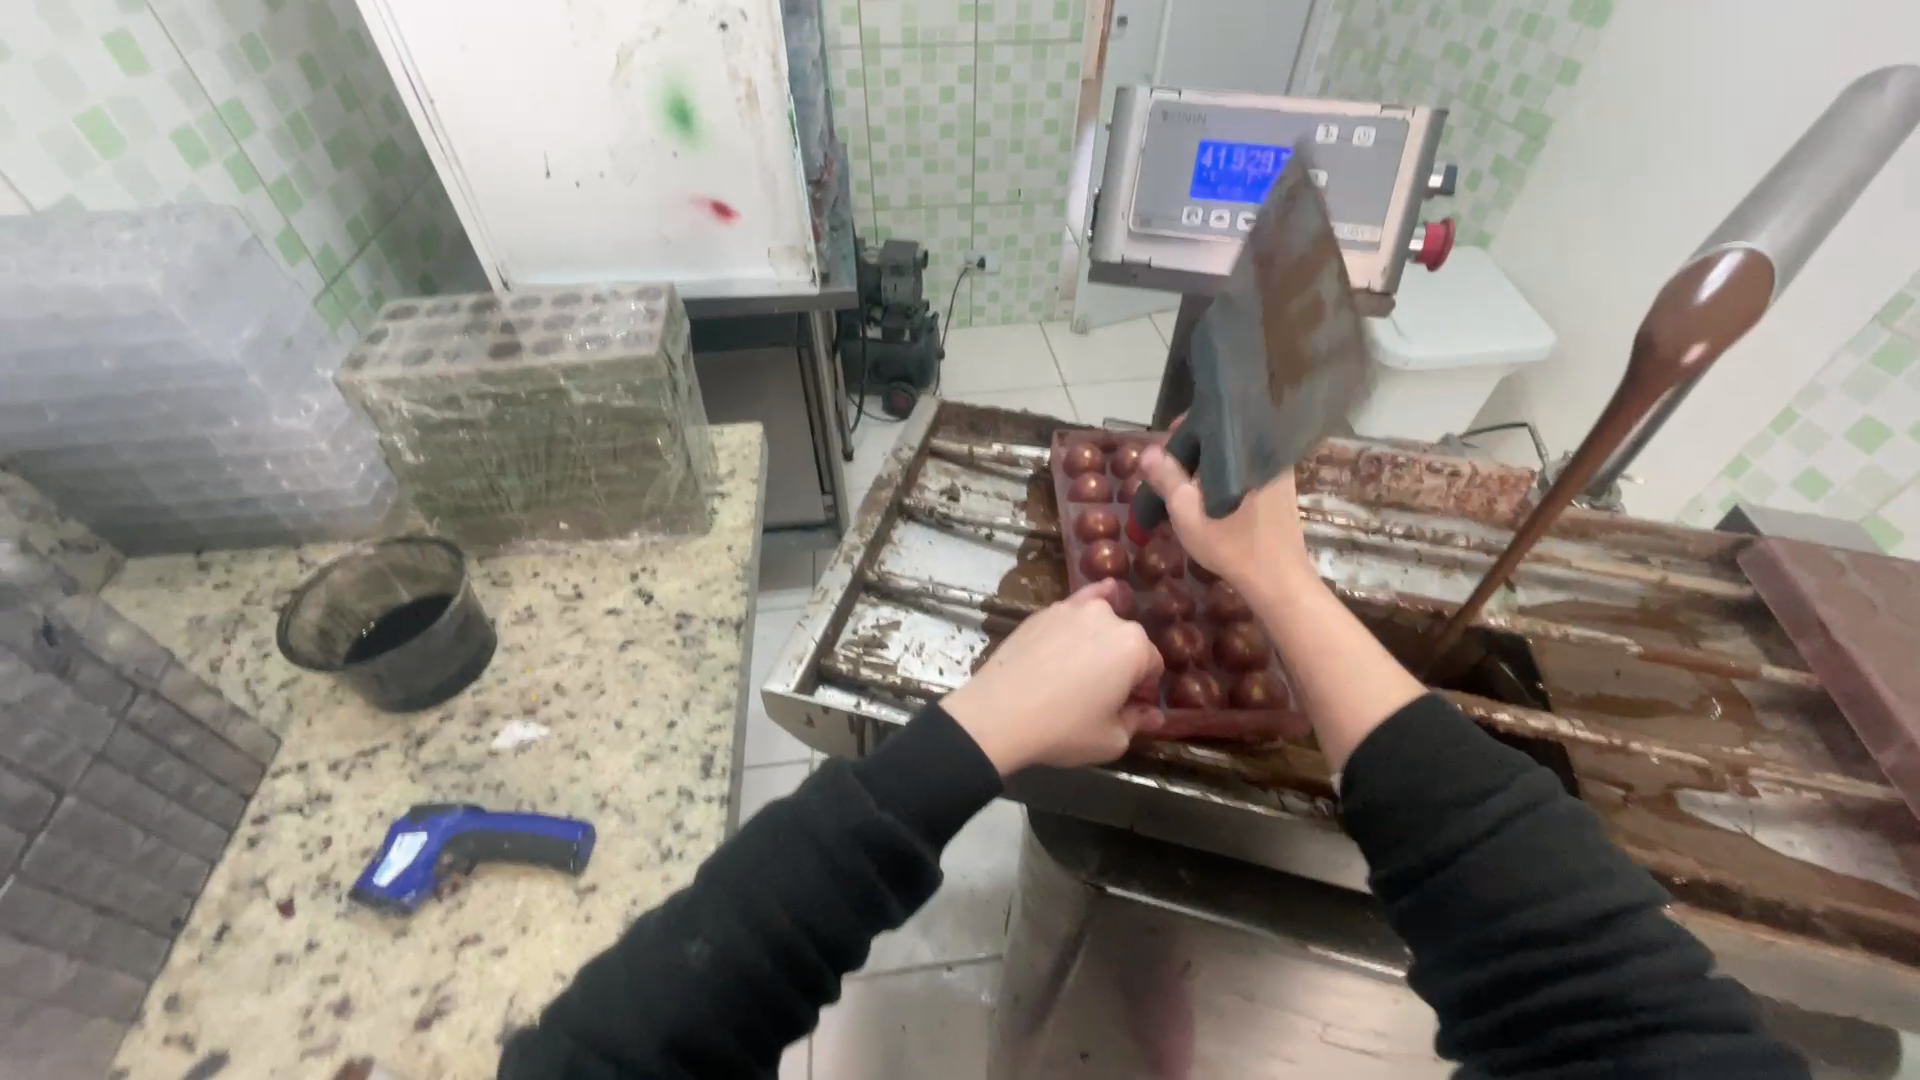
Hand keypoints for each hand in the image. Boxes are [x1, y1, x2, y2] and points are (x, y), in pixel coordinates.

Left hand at [943, 579, 1163, 773]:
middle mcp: (1107, 618)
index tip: (1130, 709)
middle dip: (1123, 665)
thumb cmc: (1063, 728)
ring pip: (1099, 622)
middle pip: (1127, 642)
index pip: (1152, 667)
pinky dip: (1082, 609)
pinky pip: (1072, 608)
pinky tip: (1090, 602)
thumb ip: (1137, 722)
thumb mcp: (1111, 739)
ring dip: (1101, 639)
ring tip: (1087, 664)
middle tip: (1103, 693)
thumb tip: (1150, 714)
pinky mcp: (1041, 612)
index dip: (1144, 690)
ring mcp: (1071, 610)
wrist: (999, 713)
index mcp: (1134, 647)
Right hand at [1137, 442, 1313, 608]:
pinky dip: (1228, 478)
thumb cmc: (1231, 547)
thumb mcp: (1188, 513)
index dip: (1187, 429)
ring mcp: (1278, 472)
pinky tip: (1213, 499)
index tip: (1168, 448)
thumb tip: (1148, 450)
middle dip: (1196, 450)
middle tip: (1172, 472)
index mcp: (1246, 453)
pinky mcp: (1283, 489)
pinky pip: (1248, 471)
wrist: (1277, 581)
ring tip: (1189, 486)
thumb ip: (1167, 479)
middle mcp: (1267, 455)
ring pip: (1236, 457)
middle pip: (1225, 439)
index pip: (1215, 422)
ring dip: (1212, 466)